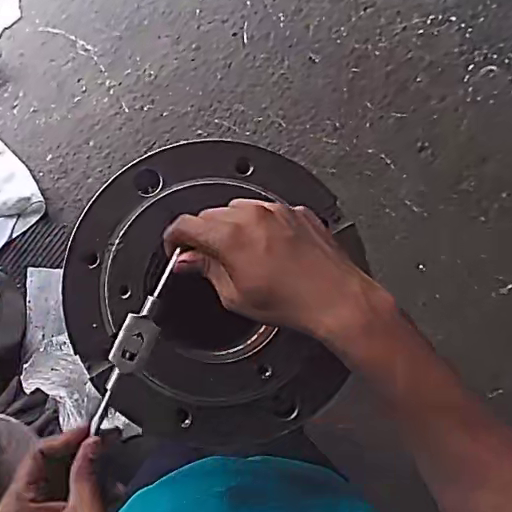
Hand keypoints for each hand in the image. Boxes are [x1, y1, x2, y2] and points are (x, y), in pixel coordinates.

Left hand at [0, 426, 109, 511]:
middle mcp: (20, 503)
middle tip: (106, 443)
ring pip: (62, 474)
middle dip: (82, 453)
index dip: (69, 439)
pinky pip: (67, 489)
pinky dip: (87, 486)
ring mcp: (33, 511)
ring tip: (110, 469)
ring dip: (88, 470)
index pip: (40, 452)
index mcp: (18, 501)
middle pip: (51, 461)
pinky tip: (106, 490)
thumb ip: (88, 475)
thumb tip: (92, 444)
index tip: (92, 431)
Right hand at [163, 199, 394, 351]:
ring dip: (231, 227)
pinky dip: (259, 225)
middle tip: (206, 258)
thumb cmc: (294, 302)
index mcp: (231, 235)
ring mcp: (277, 210)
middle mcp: (253, 215)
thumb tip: (188, 260)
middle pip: (209, 215)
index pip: (186, 224)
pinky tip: (266, 250)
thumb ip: (206, 270)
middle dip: (203, 235)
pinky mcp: (297, 212)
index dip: (174, 238)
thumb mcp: (235, 296)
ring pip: (238, 209)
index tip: (176, 248)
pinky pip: (266, 211)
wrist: (338, 299)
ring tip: (241, 256)